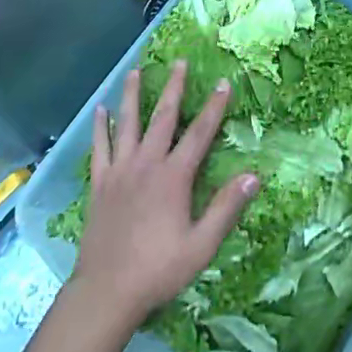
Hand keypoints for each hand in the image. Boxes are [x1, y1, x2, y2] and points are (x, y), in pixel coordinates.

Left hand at [72, 60, 259, 326]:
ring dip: (131, 95)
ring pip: (127, 124)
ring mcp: (119, 171)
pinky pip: (99, 147)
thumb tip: (253, 175)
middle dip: (172, 88)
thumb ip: (226, 208)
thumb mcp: (202, 245)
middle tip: (178, 62)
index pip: (199, 134)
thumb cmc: (159, 269)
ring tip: (134, 71)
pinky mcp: (100, 183)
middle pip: (162, 118)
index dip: (213, 107)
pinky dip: (100, 127)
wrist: (108, 288)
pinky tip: (99, 110)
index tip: (222, 82)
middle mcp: (146, 164)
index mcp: (174, 177)